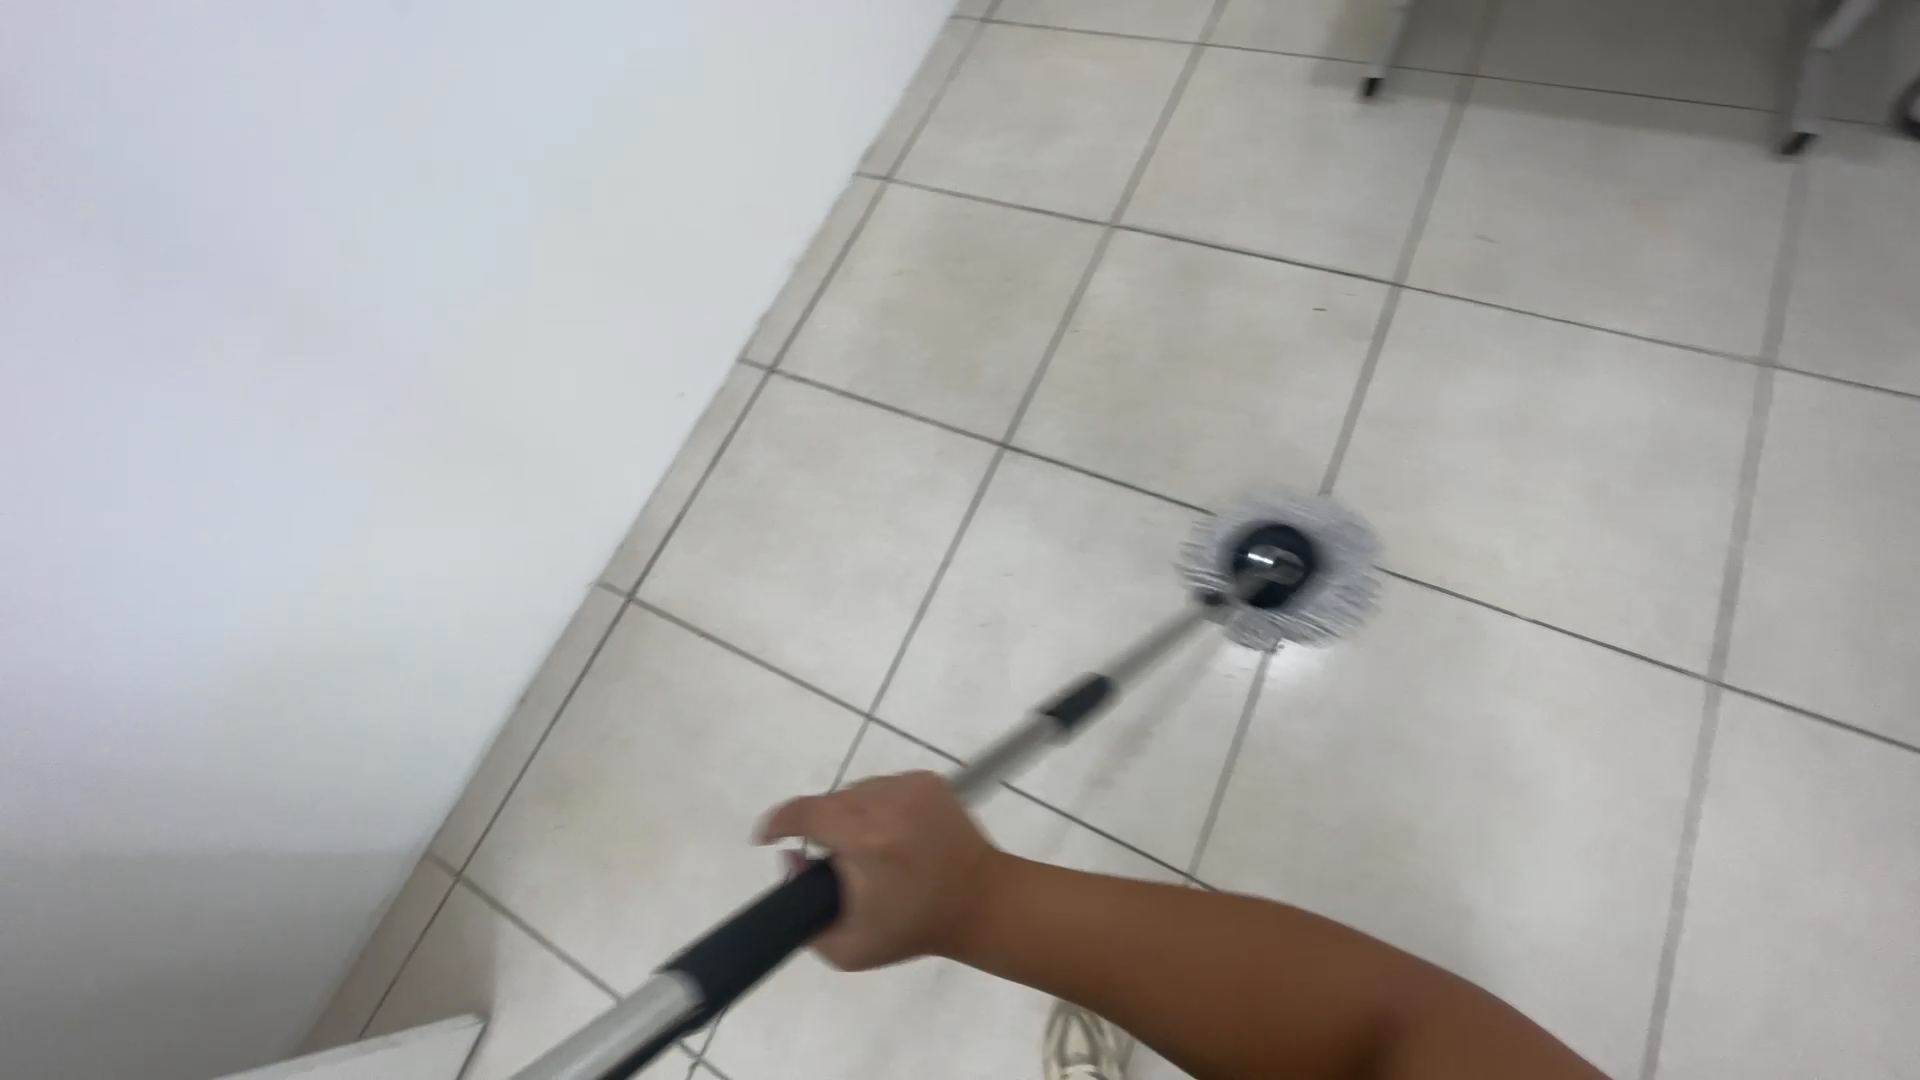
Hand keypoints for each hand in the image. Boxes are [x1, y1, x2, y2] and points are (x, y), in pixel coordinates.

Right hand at [758, 770, 1002, 970]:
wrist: (979, 900)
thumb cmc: (912, 927)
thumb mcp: (848, 946)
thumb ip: (804, 917)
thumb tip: (792, 864)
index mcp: (866, 840)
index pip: (806, 813)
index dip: (779, 823)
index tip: (767, 837)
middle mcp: (886, 803)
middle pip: (829, 803)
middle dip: (820, 828)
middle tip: (830, 859)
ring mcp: (909, 786)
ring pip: (856, 792)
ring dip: (850, 815)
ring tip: (868, 848)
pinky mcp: (927, 779)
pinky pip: (884, 786)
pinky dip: (878, 806)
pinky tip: (893, 833)